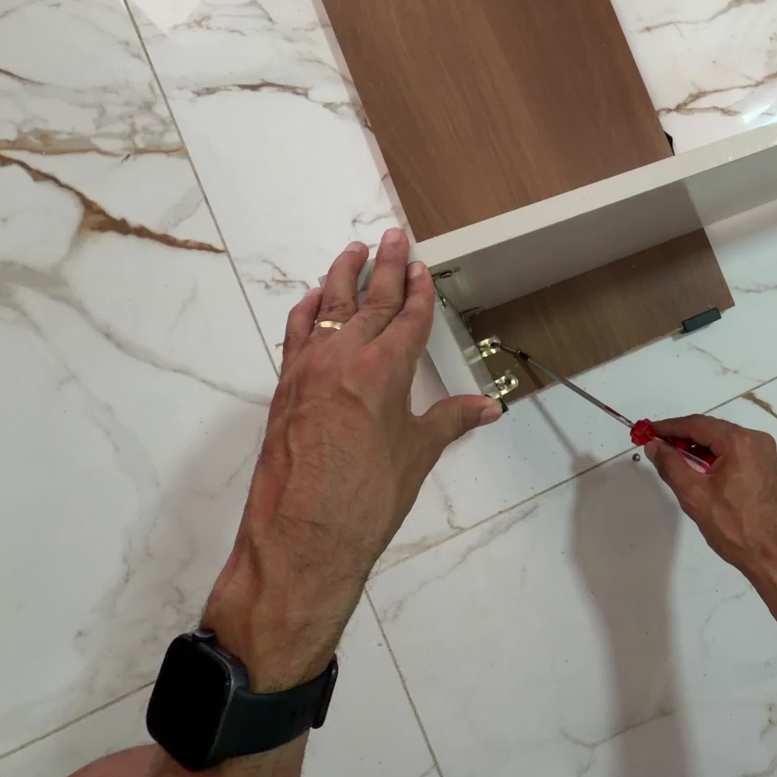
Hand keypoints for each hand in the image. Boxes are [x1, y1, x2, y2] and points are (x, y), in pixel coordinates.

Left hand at [203, 230, 502, 690]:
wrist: (301, 543)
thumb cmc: (370, 498)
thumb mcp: (418, 455)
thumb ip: (452, 420)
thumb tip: (490, 407)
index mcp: (385, 370)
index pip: (407, 317)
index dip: (419, 290)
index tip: (422, 265)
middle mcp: (345, 358)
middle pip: (370, 300)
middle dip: (386, 266)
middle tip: (392, 234)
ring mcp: (309, 370)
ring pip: (328, 308)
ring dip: (342, 276)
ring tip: (353, 249)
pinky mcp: (285, 388)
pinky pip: (297, 335)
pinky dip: (306, 311)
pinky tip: (313, 298)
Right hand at [643, 415, 776, 584]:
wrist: (774, 556)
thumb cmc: (733, 527)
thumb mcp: (694, 495)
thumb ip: (671, 465)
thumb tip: (654, 445)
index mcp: (740, 442)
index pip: (698, 424)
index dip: (670, 427)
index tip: (649, 430)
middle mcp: (756, 440)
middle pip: (712, 429)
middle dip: (683, 436)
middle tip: (658, 444)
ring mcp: (765, 453)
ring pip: (723, 440)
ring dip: (699, 446)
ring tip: (675, 458)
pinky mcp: (767, 466)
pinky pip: (735, 451)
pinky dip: (715, 455)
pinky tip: (700, 468)